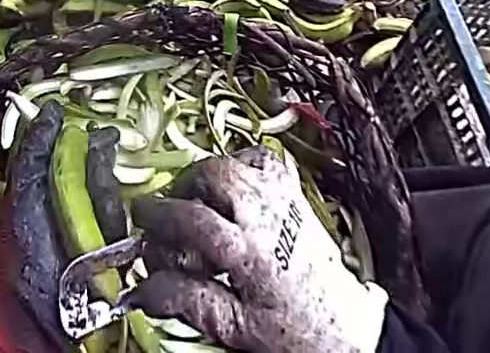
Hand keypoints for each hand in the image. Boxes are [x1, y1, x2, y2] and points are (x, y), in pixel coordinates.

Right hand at [129, 147, 387, 352]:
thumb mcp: (236, 328)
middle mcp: (267, 216)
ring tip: (197, 199)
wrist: (347, 329)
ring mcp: (282, 197)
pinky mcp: (292, 190)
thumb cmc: (295, 332)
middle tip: (171, 209)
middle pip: (212, 176)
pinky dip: (238, 162)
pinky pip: (259, 157)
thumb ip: (187, 302)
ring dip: (206, 175)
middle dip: (184, 188)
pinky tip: (230, 185)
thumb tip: (144, 288)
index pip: (192, 219)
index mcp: (251, 254)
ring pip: (232, 160)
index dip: (159, 216)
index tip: (142, 220)